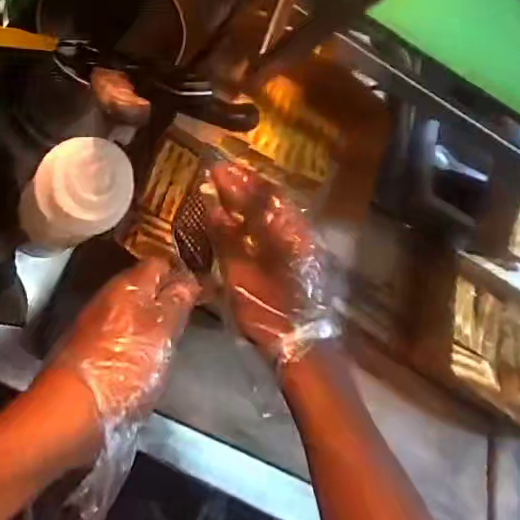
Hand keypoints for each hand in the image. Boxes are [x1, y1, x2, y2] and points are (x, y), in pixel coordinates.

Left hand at [33, 259, 199, 464]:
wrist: (69, 413)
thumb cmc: (122, 368)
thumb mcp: (161, 335)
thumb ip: (176, 304)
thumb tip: (189, 279)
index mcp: (128, 285)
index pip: (159, 265)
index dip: (181, 274)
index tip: (199, 290)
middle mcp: (107, 298)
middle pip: (142, 288)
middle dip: (163, 299)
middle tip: (186, 318)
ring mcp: (92, 325)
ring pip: (128, 313)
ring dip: (146, 322)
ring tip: (167, 342)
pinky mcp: (84, 353)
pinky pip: (116, 337)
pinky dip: (130, 344)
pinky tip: (140, 362)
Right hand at [208, 162, 338, 367]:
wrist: (305, 351)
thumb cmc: (270, 315)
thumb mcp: (242, 279)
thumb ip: (228, 240)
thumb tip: (213, 206)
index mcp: (284, 233)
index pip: (258, 196)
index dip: (236, 181)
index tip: (215, 168)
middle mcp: (298, 231)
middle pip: (271, 198)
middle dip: (245, 184)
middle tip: (220, 172)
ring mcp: (304, 244)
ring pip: (277, 210)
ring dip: (254, 198)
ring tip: (230, 189)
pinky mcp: (304, 257)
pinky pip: (281, 225)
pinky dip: (262, 215)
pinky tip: (246, 218)